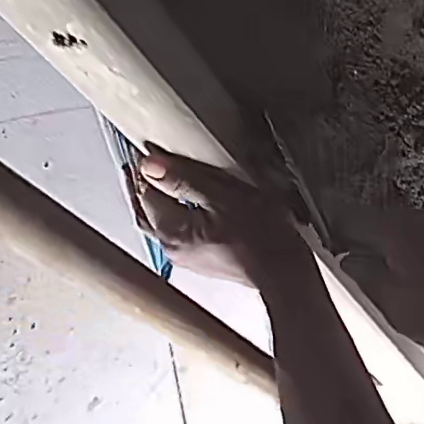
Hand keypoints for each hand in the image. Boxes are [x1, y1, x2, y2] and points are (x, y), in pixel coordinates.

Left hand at [130, 149, 307, 284]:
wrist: (286, 274)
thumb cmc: (262, 236)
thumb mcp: (222, 196)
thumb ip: (183, 179)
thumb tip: (150, 165)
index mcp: (172, 232)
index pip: (146, 193)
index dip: (142, 168)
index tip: (142, 150)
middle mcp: (173, 248)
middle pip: (147, 213)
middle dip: (140, 188)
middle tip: (136, 165)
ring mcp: (189, 258)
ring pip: (162, 224)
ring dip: (157, 202)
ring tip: (159, 181)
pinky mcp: (205, 260)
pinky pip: (181, 233)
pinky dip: (176, 215)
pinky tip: (186, 206)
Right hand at [328, 202, 423, 363]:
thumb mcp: (394, 306)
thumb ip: (362, 276)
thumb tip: (347, 260)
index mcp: (395, 229)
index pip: (344, 214)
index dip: (324, 227)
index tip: (314, 240)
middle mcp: (417, 218)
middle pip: (370, 221)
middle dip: (352, 241)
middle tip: (343, 270)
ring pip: (394, 232)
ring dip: (379, 250)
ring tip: (375, 283)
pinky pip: (416, 240)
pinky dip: (403, 255)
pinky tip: (405, 282)